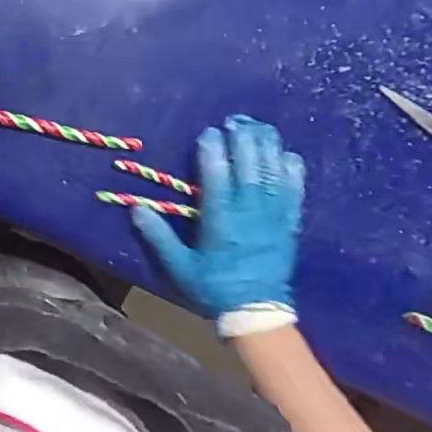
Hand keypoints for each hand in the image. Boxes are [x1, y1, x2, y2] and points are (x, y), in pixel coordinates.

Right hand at [132, 115, 304, 321]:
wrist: (256, 311)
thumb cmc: (212, 287)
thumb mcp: (179, 265)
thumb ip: (158, 235)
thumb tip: (137, 208)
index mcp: (220, 220)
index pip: (217, 176)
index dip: (213, 151)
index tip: (209, 133)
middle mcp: (249, 212)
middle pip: (249, 166)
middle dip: (242, 139)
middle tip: (235, 120)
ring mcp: (273, 216)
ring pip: (272, 172)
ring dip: (266, 146)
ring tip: (259, 127)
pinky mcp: (289, 223)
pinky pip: (294, 190)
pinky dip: (292, 170)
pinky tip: (287, 154)